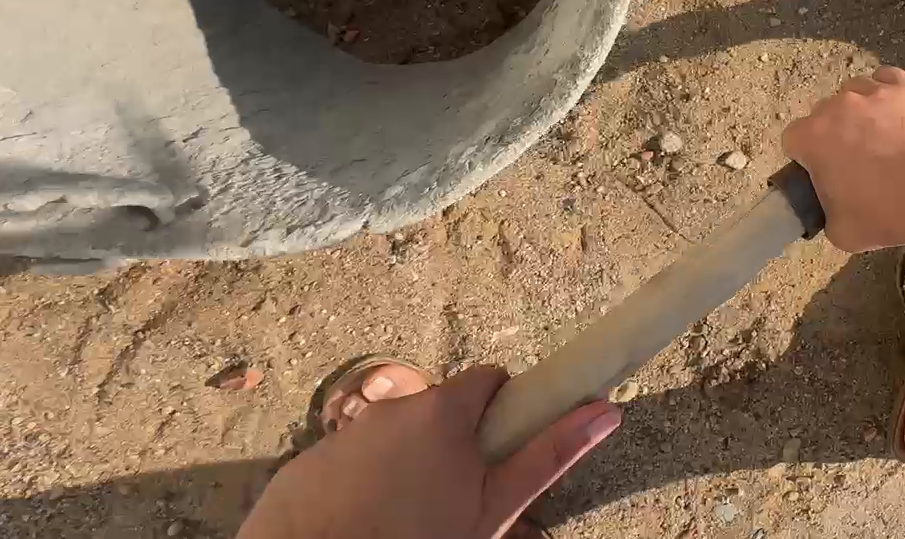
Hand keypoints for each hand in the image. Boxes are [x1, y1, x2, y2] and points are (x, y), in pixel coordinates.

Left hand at [238, 367, 620, 538]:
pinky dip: (352, 486)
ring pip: (389, 439)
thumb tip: (610, 410)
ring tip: (398, 520)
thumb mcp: (494, 508)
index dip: (499, 412)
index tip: (495, 453)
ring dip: (401, 464)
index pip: (488, 381)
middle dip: (449, 442)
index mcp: (443, 409)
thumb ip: (550, 454)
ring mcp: (337, 439)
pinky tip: (353, 527)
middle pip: (438, 411)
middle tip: (450, 498)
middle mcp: (391, 408)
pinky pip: (340, 466)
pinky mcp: (294, 472)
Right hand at [781, 66, 904, 251]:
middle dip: (833, 132)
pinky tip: (895, 110)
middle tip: (853, 158)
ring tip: (879, 134)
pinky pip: (886, 79)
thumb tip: (830, 203)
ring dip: (859, 110)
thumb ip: (824, 208)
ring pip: (855, 92)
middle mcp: (839, 106)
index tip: (821, 170)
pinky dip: (886, 91)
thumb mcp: (841, 231)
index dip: (805, 156)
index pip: (793, 138)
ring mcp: (875, 92)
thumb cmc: (889, 215)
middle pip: (824, 112)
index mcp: (814, 137)